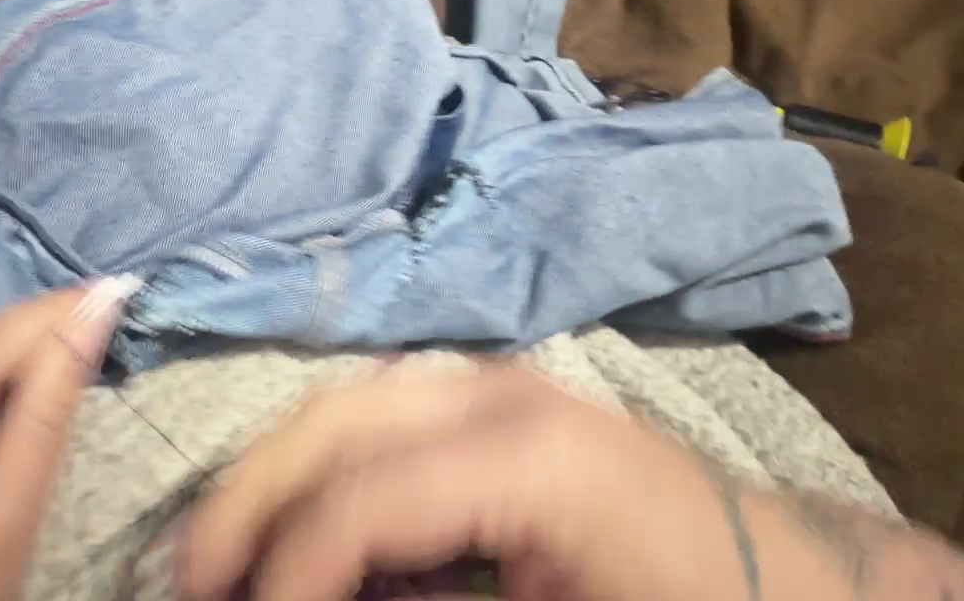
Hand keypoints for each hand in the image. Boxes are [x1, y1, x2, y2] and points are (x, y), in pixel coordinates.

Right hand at [179, 364, 724, 600]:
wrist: (771, 573)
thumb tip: (318, 584)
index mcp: (526, 456)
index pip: (362, 498)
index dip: (285, 573)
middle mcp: (497, 392)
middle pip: (336, 420)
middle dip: (251, 499)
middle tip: (193, 578)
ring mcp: (495, 382)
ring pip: (348, 403)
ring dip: (280, 473)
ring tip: (232, 550)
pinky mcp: (494, 397)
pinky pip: (382, 415)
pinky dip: (330, 465)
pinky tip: (312, 523)